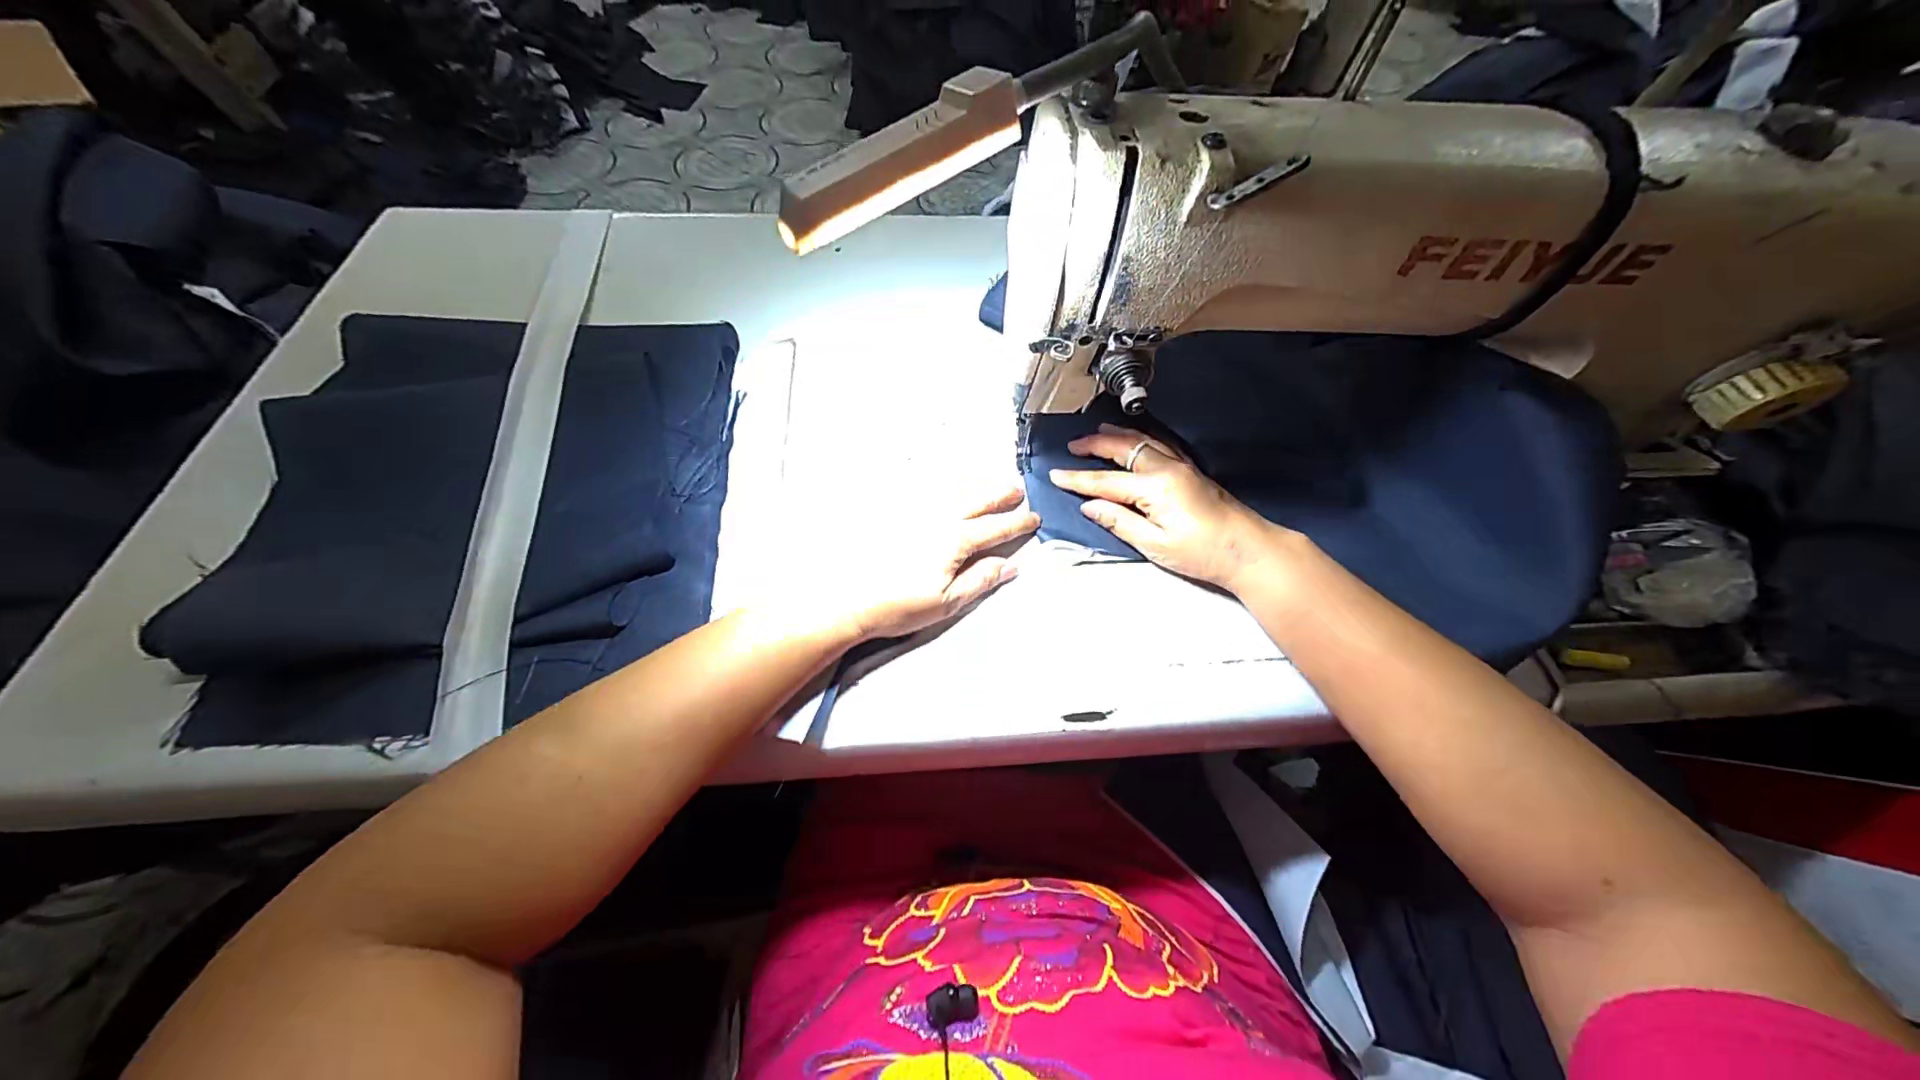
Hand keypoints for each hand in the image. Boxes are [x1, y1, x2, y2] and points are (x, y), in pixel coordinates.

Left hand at [801, 485, 1039, 642]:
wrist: (847, 599)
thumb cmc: (896, 606)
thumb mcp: (946, 602)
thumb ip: (980, 580)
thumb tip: (1008, 566)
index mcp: (954, 540)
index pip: (994, 528)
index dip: (1016, 523)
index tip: (1032, 519)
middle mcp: (936, 517)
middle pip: (976, 498)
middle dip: (999, 493)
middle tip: (1016, 490)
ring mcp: (912, 509)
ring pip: (951, 486)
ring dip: (974, 481)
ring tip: (987, 479)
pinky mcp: (891, 510)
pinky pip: (921, 485)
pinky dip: (940, 478)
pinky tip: (943, 478)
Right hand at [1048, 423, 1291, 591]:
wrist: (1248, 550)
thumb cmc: (1206, 553)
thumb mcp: (1154, 545)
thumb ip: (1119, 522)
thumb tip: (1091, 507)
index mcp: (1155, 488)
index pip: (1105, 481)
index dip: (1078, 479)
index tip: (1057, 475)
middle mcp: (1168, 470)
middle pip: (1123, 448)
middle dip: (1094, 444)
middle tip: (1073, 446)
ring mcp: (1182, 467)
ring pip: (1143, 441)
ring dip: (1117, 436)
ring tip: (1098, 433)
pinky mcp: (1191, 472)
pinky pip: (1160, 444)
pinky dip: (1141, 438)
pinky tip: (1136, 439)